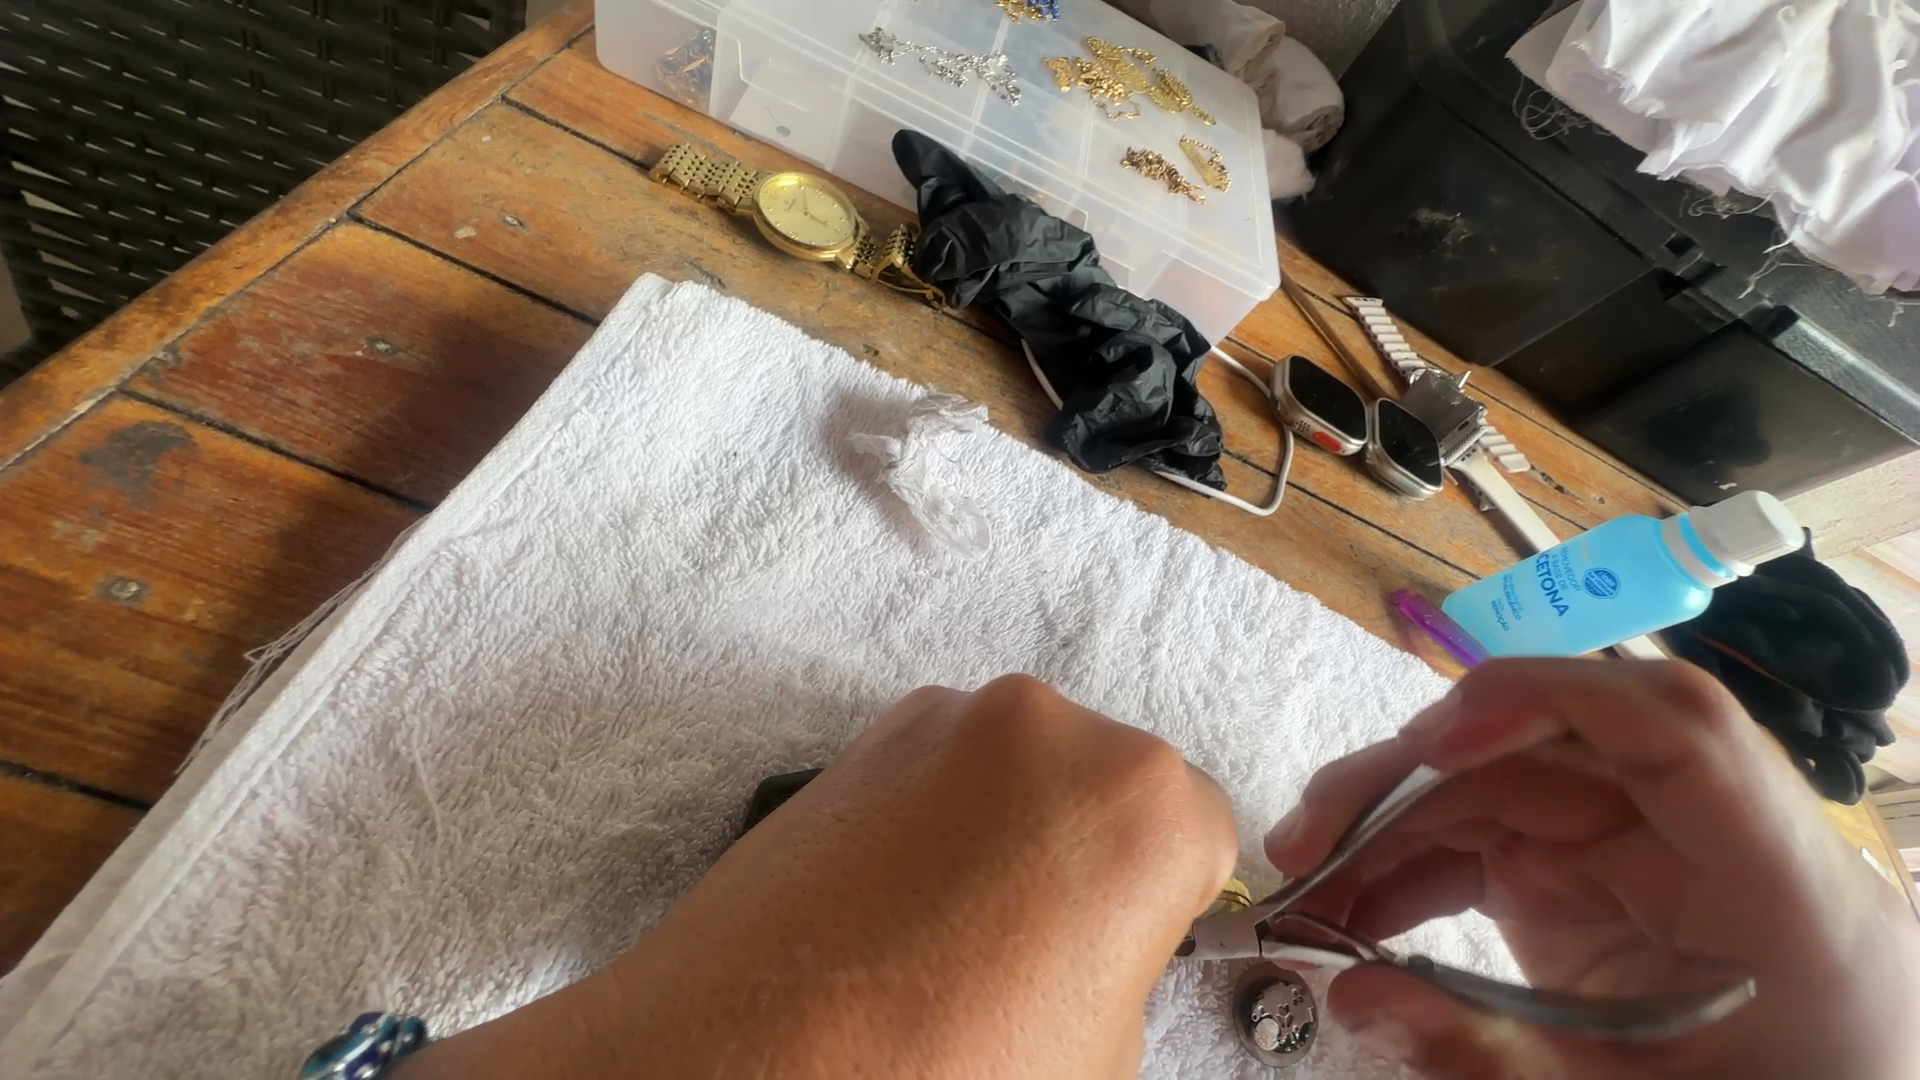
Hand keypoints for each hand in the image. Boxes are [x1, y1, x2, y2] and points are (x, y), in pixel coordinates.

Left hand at [396, 675, 1236, 1078]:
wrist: (750, 1062)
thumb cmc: (945, 1068)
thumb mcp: (1102, 1046)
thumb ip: (1127, 950)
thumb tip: (1102, 921)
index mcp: (1141, 799)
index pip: (1204, 826)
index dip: (1172, 891)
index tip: (1136, 928)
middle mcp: (1053, 725)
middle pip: (1113, 779)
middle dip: (1095, 844)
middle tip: (1041, 928)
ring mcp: (958, 712)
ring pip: (1032, 761)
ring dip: (1021, 815)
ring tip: (962, 907)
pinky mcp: (880, 723)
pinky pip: (956, 755)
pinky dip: (953, 799)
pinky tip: (910, 877)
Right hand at [1265, 659, 1919, 1079]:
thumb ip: (1497, 1055)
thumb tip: (1349, 995)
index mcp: (1768, 875)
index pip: (1663, 722)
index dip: (1535, 701)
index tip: (1425, 747)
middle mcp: (1677, 827)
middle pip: (1514, 754)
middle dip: (1390, 790)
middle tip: (1299, 848)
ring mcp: (1610, 838)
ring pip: (1465, 788)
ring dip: (1370, 829)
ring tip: (1300, 885)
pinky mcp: (1563, 861)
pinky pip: (1461, 837)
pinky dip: (1393, 868)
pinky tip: (1344, 911)